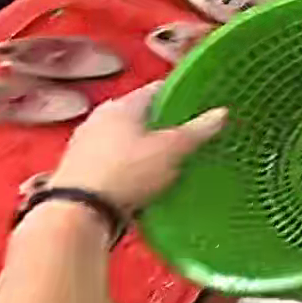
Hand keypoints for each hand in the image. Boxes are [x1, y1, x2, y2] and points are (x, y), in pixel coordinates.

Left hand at [49, 84, 226, 211]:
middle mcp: (100, 119)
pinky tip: (154, 169)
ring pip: (132, 135)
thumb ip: (200, 128)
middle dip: (169, 120)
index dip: (184, 93)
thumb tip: (222, 112)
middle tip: (197, 127)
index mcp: (121, 106)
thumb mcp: (174, 148)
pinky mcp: (84, 167)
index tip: (206, 101)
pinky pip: (121, 154)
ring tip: (180, 151)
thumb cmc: (128, 171)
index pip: (159, 89)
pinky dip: (139, 157)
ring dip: (153, 141)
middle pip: (144, 113)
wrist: (79, 213)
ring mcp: (87, 143)